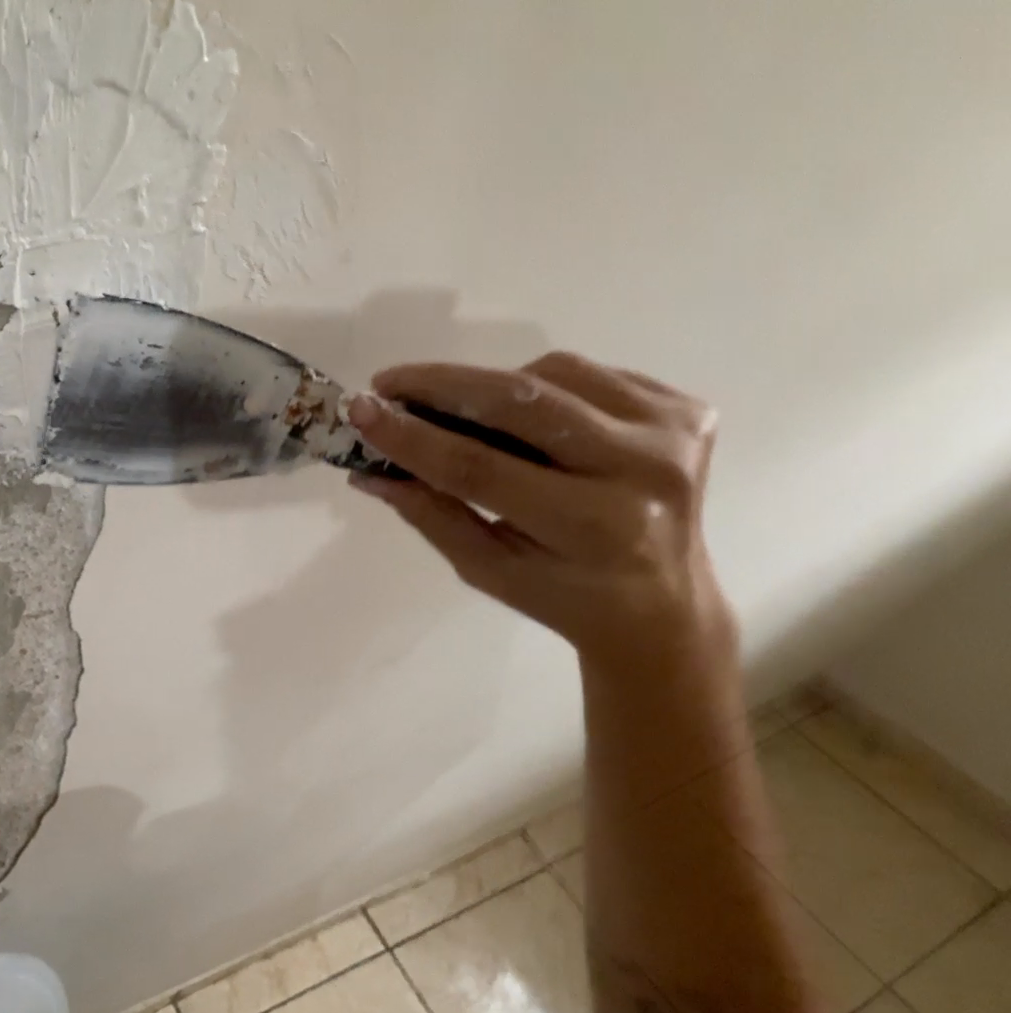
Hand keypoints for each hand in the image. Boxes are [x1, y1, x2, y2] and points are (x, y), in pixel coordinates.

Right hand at [345, 352, 735, 664]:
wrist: (662, 601)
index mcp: (591, 526)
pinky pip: (590, 375)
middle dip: (442, 386)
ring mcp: (673, 433)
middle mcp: (643, 471)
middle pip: (522, 404)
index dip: (414, 437)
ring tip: (460, 411)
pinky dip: (541, 386)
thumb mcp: (484, 568)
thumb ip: (429, 513)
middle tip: (389, 384)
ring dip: (492, 386)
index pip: (481, 468)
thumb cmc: (560, 593)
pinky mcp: (687, 409)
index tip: (361, 412)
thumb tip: (369, 470)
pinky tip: (525, 417)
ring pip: (555, 374)